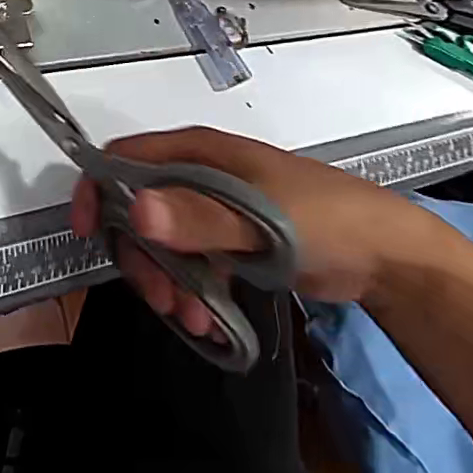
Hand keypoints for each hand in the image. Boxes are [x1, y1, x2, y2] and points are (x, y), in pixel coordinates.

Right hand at [70, 127, 451, 329]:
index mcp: (197, 152)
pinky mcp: (228, 241)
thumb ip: (197, 216)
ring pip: (162, 243)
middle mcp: (197, 176)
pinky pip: (190, 264)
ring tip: (192, 318)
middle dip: (141, 255)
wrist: (384, 255)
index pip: (125, 159)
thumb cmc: (322, 217)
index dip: (99, 188)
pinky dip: (191, 292)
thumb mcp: (259, 217)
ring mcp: (212, 211)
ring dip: (167, 282)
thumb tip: (136, 209)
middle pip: (138, 209)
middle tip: (159, 296)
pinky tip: (209, 320)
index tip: (88, 230)